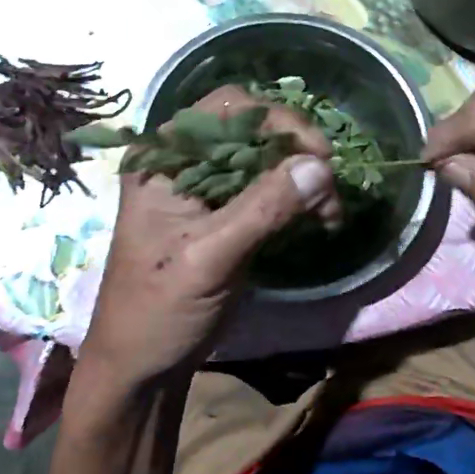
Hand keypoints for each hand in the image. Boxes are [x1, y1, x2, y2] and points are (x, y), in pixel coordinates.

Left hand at [78, 87, 338, 391]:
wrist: (143, 365)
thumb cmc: (158, 309)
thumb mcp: (209, 258)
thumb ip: (262, 209)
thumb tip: (320, 165)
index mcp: (163, 158)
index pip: (227, 108)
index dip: (277, 119)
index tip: (318, 153)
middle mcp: (183, 161)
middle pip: (251, 129)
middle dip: (296, 151)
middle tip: (330, 184)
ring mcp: (205, 187)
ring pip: (266, 159)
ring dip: (303, 177)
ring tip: (332, 211)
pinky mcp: (226, 214)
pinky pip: (269, 190)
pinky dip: (298, 199)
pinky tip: (323, 220)